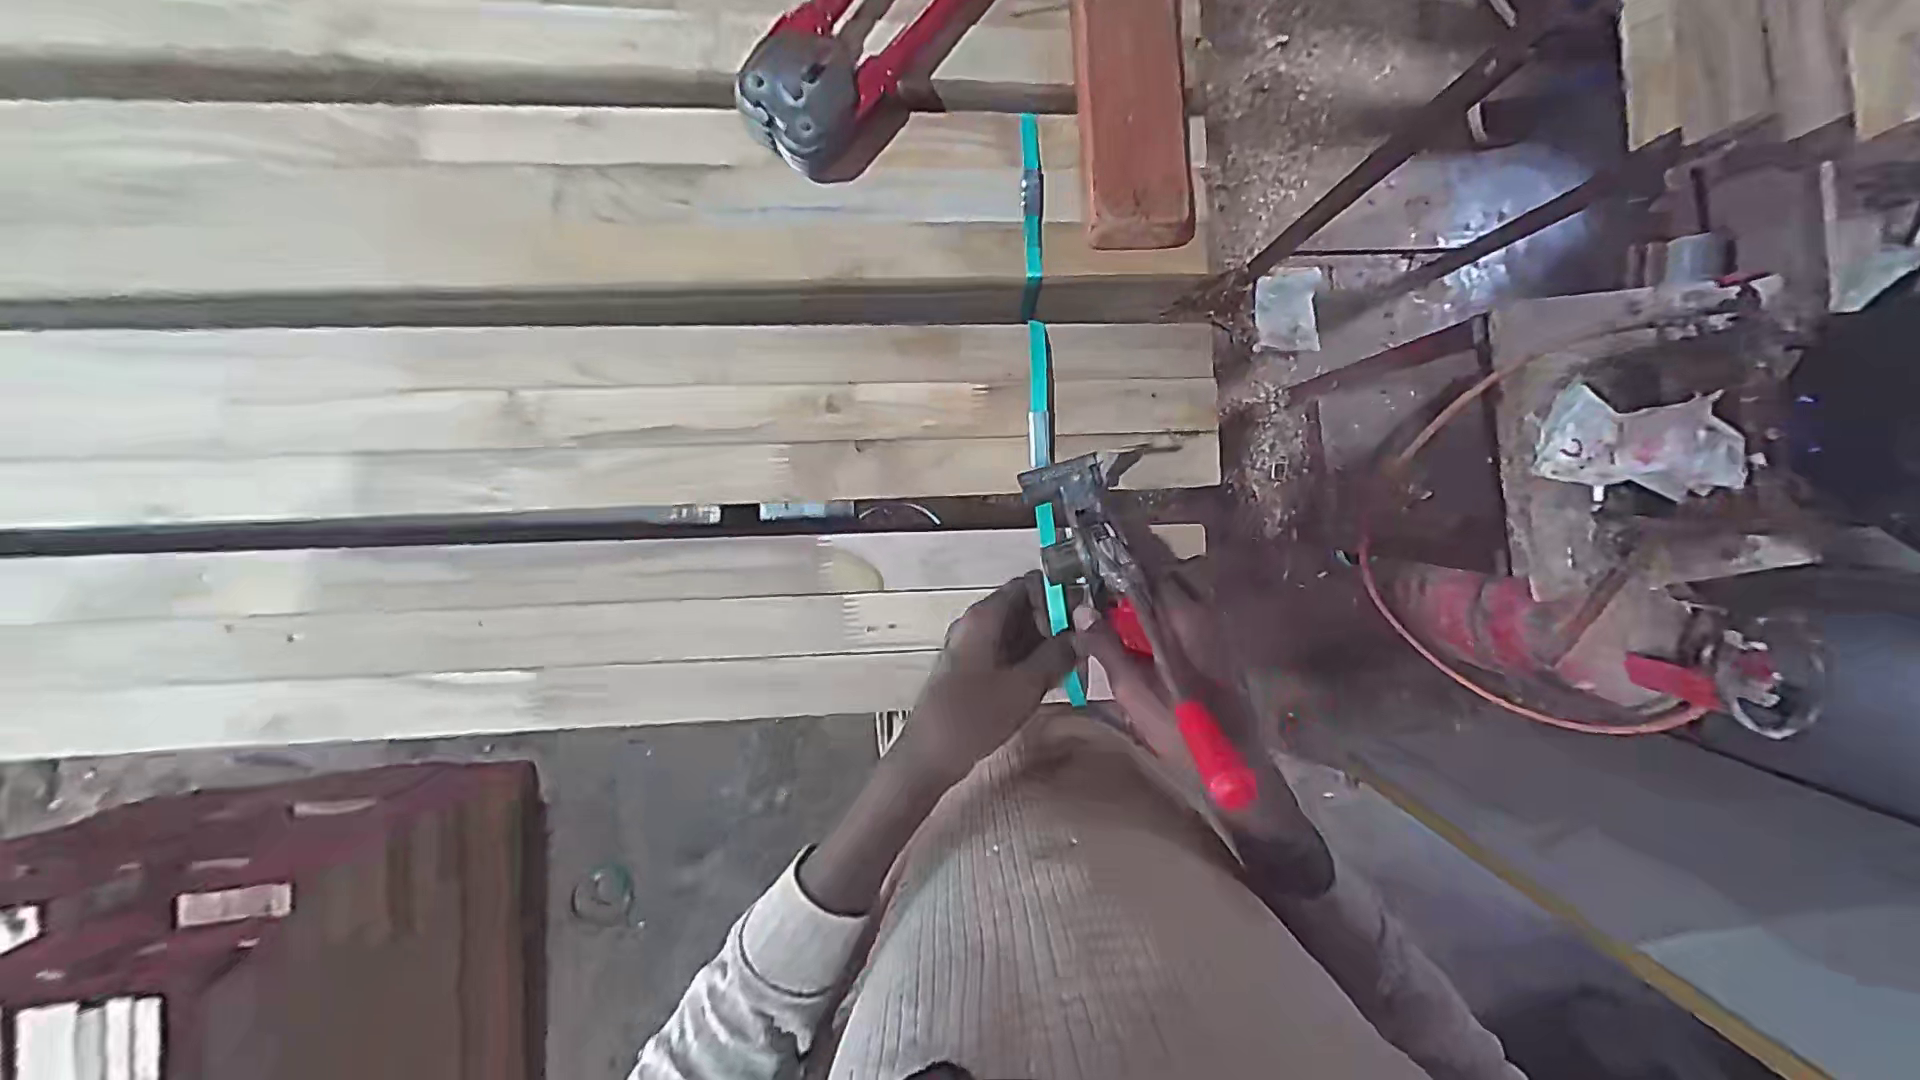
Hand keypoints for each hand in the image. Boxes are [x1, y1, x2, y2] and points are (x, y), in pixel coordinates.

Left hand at [892, 571, 1077, 784]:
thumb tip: (1081, 636)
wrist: (929, 755)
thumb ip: (1057, 655)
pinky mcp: (972, 669)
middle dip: (1056, 624)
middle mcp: (976, 623)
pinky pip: (1007, 652)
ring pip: (1017, 632)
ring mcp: (972, 646)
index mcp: (984, 616)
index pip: (1028, 585)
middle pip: (1023, 607)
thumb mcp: (1025, 685)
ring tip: (1075, 665)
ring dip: (1046, 644)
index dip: (1058, 597)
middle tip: (1084, 647)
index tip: (1081, 620)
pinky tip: (1053, 679)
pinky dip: (1030, 660)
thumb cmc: (974, 715)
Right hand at [1071, 532, 1334, 895]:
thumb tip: (1080, 607)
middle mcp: (1203, 614)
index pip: (1153, 562)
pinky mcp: (1213, 646)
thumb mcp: (1136, 692)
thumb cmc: (1185, 733)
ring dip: (1138, 588)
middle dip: (1127, 564)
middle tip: (1091, 566)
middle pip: (1162, 572)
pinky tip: (1127, 626)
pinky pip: (1177, 613)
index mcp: (1186, 618)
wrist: (1240, 774)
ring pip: (1170, 593)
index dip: (1124, 542)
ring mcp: (1212, 630)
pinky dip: (1151, 610)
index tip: (1096, 526)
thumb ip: (1108, 646)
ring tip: (1102, 592)